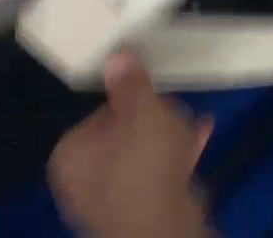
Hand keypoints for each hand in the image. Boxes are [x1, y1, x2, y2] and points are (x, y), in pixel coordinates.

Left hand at [49, 53, 212, 237]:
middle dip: (157, 118)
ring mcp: (105, 191)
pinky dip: (174, 152)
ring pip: (141, 149)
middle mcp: (80, 172)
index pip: (105, 109)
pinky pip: (155, 166)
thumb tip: (116, 53)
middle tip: (178, 115)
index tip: (163, 98)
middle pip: (125, 129)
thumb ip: (132, 84)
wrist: (157, 223)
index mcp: (72, 149)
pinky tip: (200, 137)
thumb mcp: (144, 114)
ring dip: (169, 134)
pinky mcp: (133, 202)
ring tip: (193, 126)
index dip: (138, 100)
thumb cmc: (145, 164)